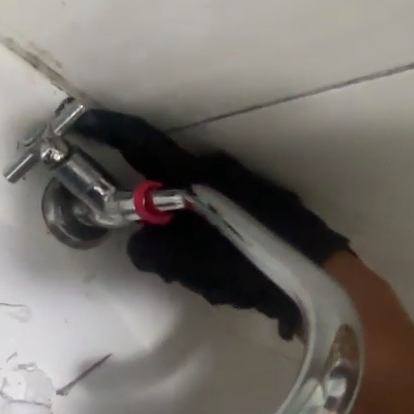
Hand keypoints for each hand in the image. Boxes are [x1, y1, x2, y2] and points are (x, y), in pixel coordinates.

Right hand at [73, 109, 348, 339]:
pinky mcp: (264, 211)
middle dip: (151, 206)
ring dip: (183, 228)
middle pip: (166, 178)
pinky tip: (223, 272)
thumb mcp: (190, 264)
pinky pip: (218, 216)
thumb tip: (140, 241)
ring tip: (197, 270)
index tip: (83, 125)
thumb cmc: (253, 268)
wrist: (330, 288)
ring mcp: (245, 189)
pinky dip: (209, 237)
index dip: (109, 133)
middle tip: (150, 240)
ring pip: (192, 202)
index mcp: (198, 176)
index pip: (143, 144)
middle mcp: (220, 173)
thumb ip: (154, 249)